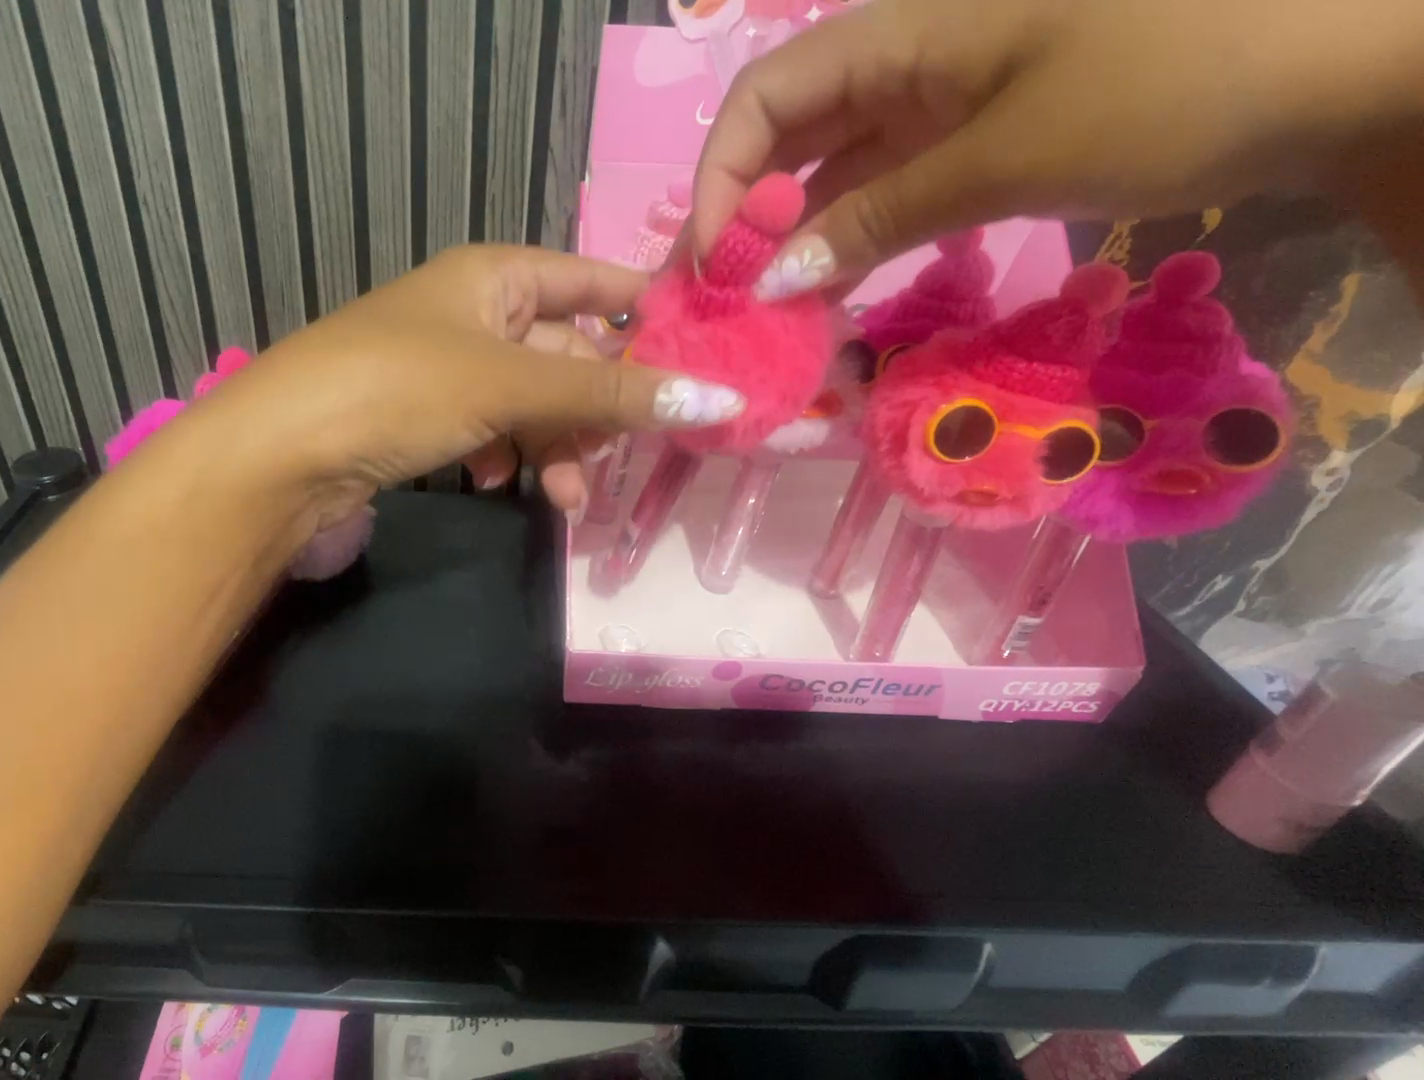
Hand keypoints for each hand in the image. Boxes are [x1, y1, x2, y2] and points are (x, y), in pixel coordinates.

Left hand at [180, 246, 747, 527]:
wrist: (278, 452)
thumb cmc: (398, 388)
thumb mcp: (511, 385)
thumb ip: (611, 395)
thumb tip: (720, 398)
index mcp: (493, 274)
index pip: (593, 281)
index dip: (645, 315)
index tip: (700, 361)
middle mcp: (472, 310)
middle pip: (566, 354)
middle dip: (593, 412)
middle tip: (610, 463)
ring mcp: (446, 366)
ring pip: (532, 403)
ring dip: (555, 450)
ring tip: (561, 500)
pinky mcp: (424, 416)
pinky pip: (493, 430)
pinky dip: (508, 457)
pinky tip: (500, 485)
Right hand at [693, 0, 1423, 295]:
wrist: (1351, 64)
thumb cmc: (1176, 81)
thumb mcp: (1007, 157)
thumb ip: (876, 218)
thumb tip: (774, 280)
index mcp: (903, 34)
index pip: (764, 98)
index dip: (721, 176)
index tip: (713, 262)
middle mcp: (905, 64)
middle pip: (785, 137)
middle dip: (742, 217)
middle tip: (719, 302)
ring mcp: (940, 104)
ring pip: (830, 172)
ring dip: (791, 240)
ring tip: (762, 312)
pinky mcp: (971, 142)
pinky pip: (882, 192)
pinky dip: (848, 242)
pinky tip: (826, 292)